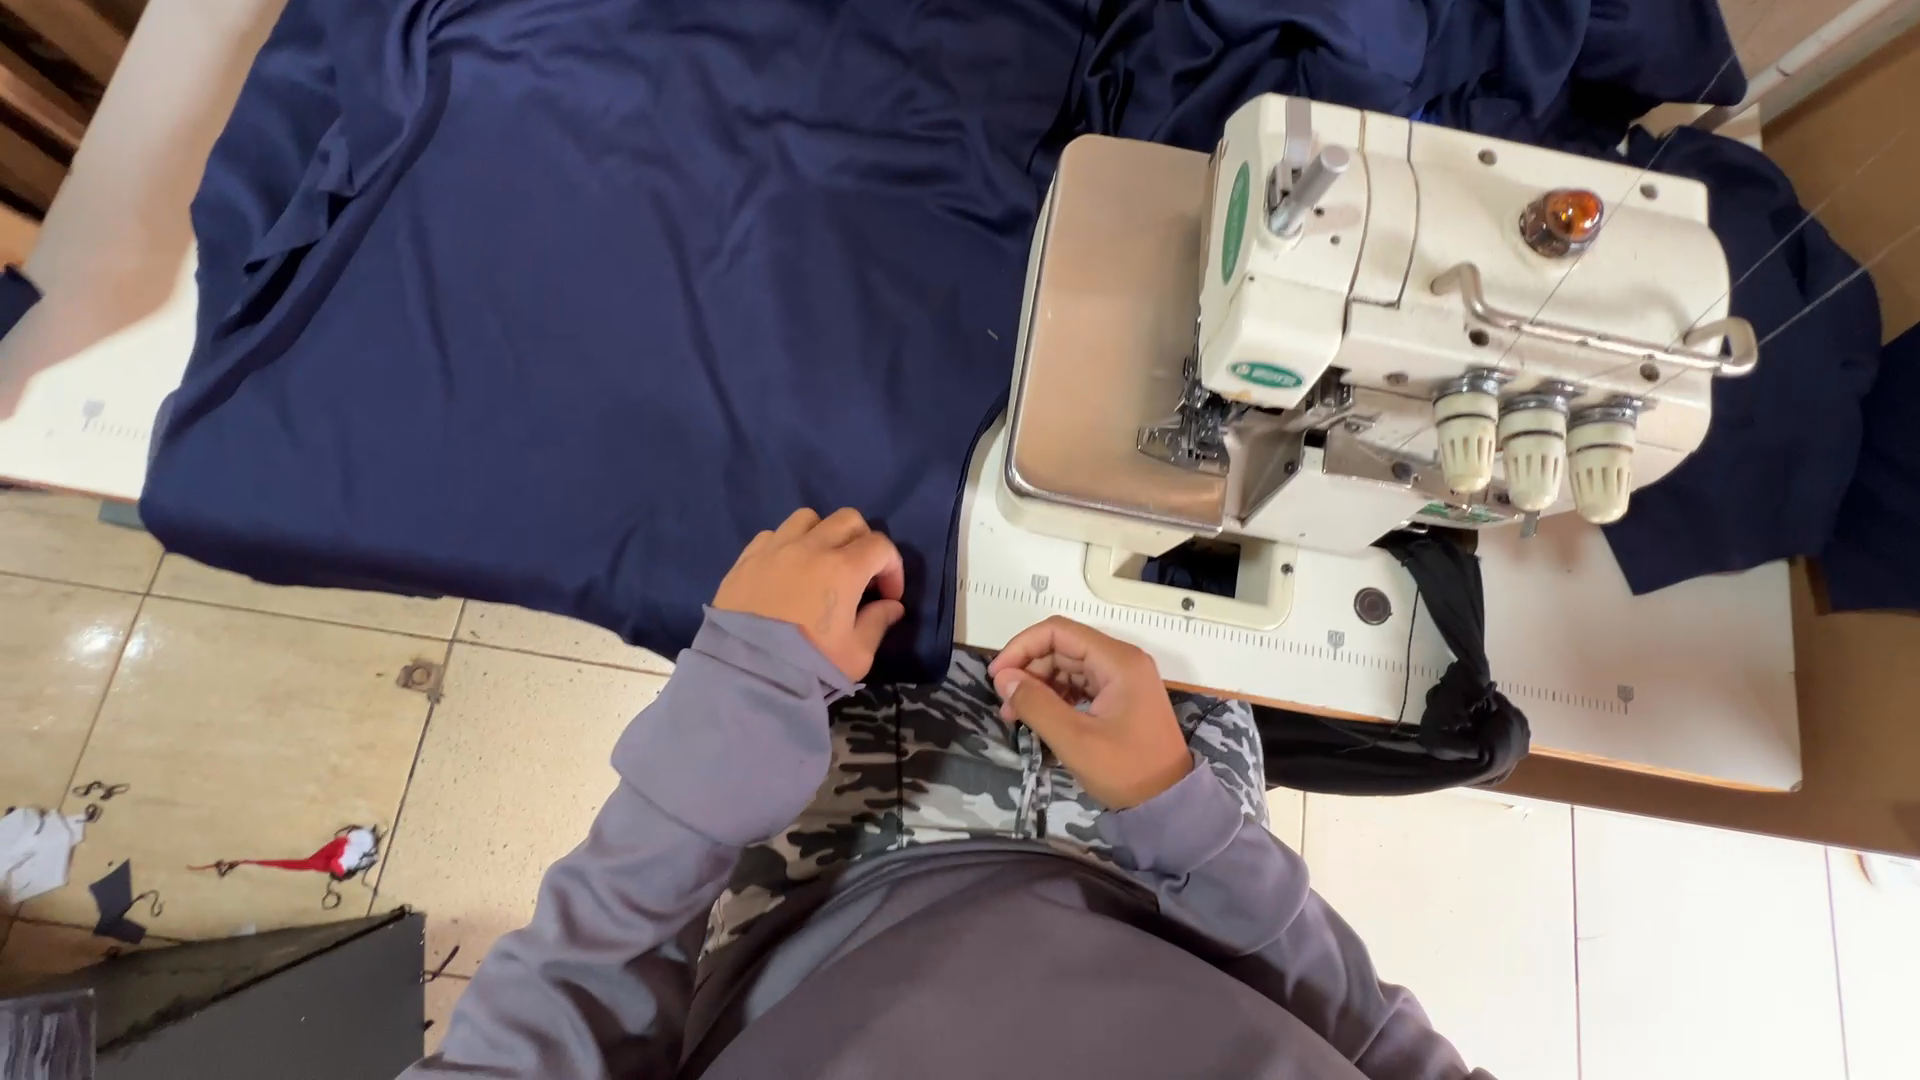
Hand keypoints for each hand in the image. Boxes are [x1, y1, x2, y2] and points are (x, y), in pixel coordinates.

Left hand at [713, 507, 906, 680]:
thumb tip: (891, 606)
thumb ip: (877, 623)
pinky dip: (788, 544)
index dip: (892, 568)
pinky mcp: (747, 558)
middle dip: (863, 542)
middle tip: (860, 573)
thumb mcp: (856, 654)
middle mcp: (811, 548)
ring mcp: (775, 549)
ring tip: (821, 563)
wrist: (745, 677)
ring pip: (808, 518)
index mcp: (844, 569)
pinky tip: (786, 570)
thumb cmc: (808, 666)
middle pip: (848, 519)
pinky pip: (773, 534)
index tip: (888, 596)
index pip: (881, 546)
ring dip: (823, 534)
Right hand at [986, 616, 1191, 808]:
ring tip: (1016, 714)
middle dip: (1028, 669)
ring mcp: (1122, 677)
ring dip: (1039, 684)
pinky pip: (1079, 682)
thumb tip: (1003, 678)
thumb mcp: (1075, 740)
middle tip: (1005, 703)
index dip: (1022, 647)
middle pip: (1062, 646)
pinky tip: (1039, 716)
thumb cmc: (1126, 770)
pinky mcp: (1120, 695)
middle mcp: (1121, 660)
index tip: (997, 676)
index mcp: (1117, 660)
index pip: (1058, 631)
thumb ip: (1036, 704)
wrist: (1170, 805)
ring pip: (1068, 664)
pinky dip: (1056, 695)